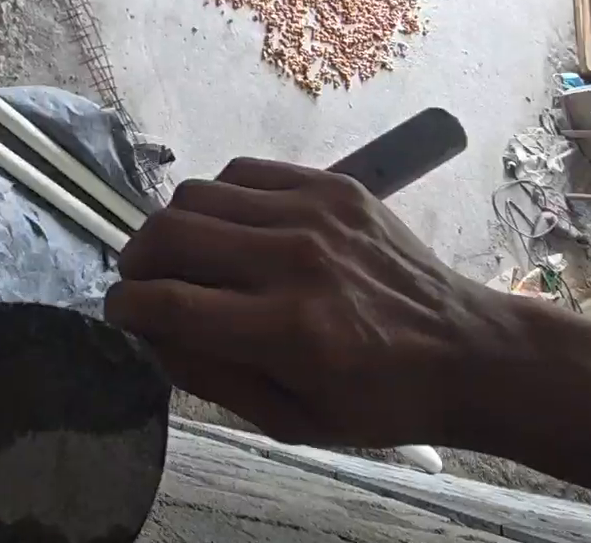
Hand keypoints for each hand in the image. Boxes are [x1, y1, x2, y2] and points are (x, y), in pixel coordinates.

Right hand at [106, 158, 517, 447]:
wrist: (471, 351)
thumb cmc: (377, 399)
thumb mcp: (290, 419)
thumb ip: (206, 375)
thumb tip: (146, 329)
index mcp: (289, 331)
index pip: (169, 303)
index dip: (126, 305)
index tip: (119, 310)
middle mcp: (295, 262)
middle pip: (170, 235)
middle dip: (137, 259)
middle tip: (143, 277)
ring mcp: (312, 213)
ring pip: (195, 195)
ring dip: (173, 226)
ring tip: (187, 251)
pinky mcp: (330, 183)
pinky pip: (238, 171)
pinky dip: (217, 198)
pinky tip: (232, 226)